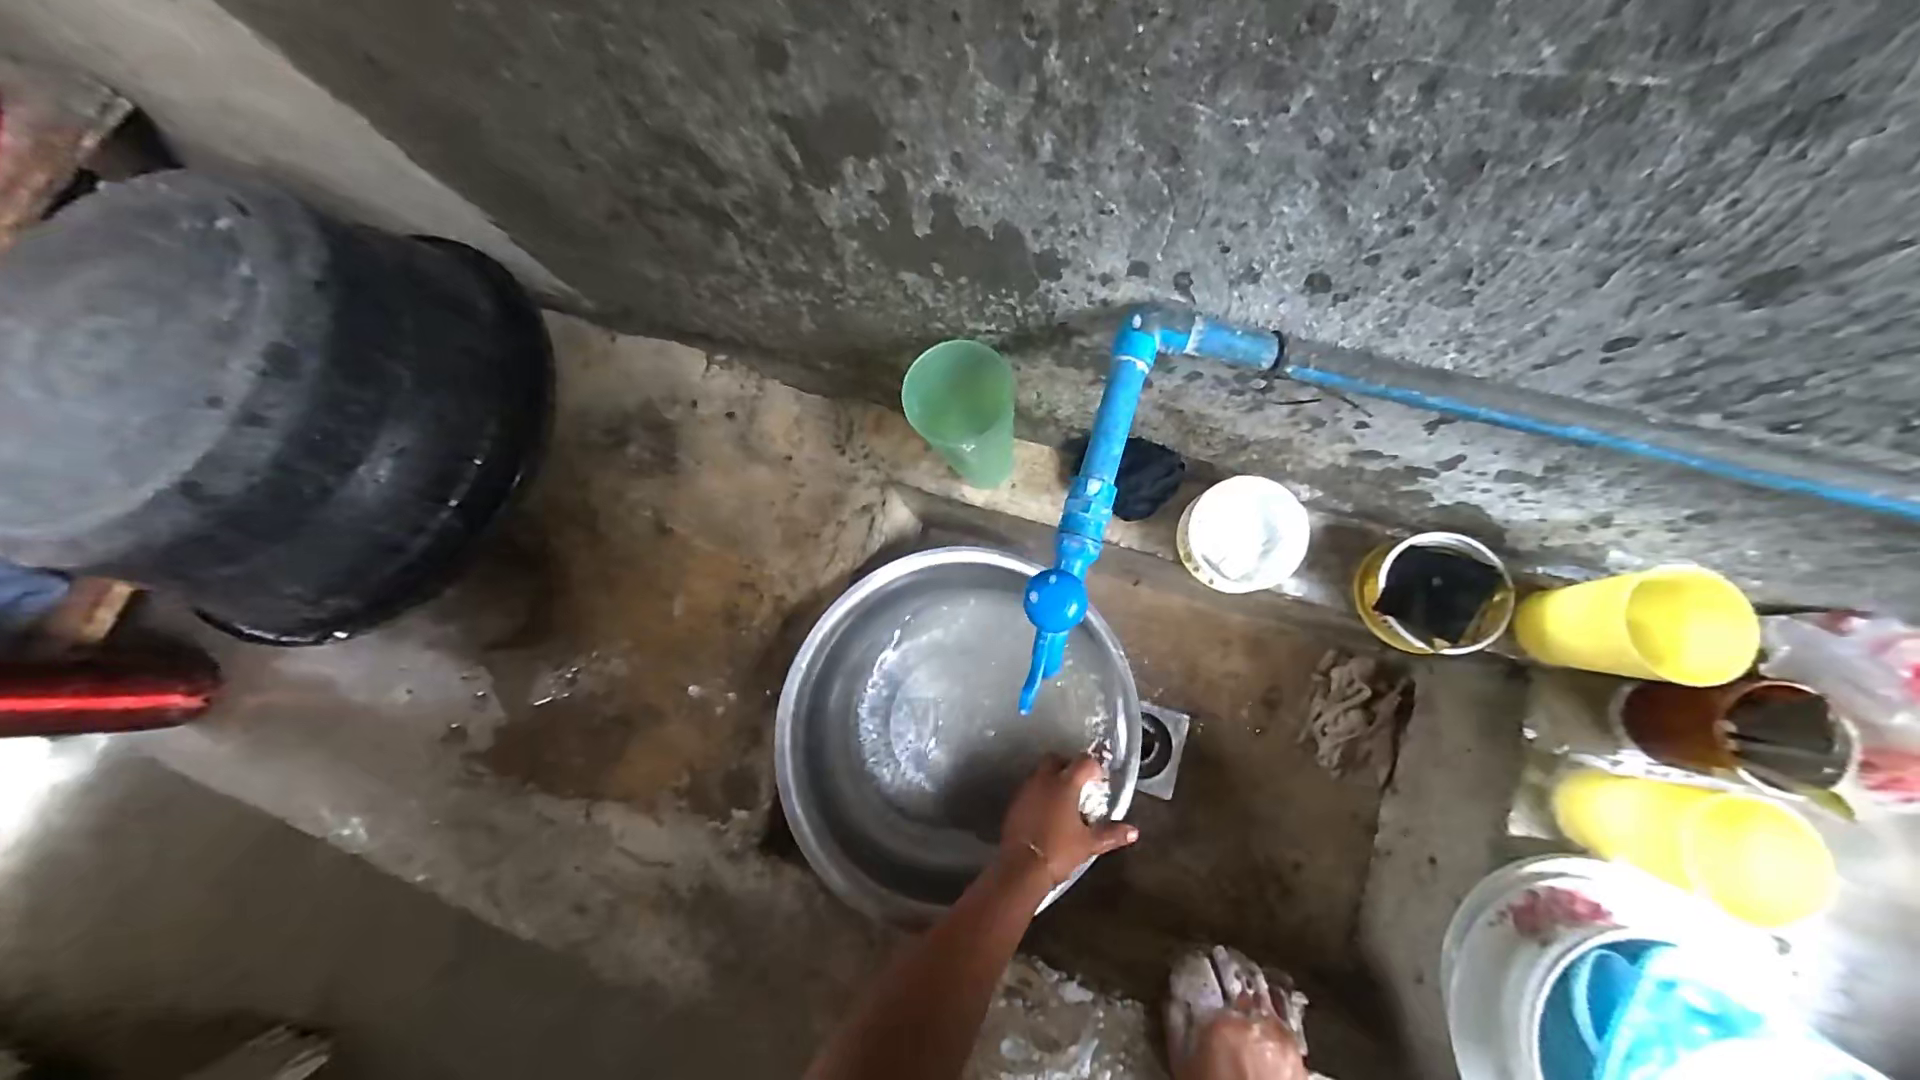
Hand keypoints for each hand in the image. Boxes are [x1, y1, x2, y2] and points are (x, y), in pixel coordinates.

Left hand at [998, 754, 1138, 886]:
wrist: (1020, 867)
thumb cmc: (1059, 851)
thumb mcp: (1088, 843)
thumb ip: (1111, 834)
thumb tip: (1133, 831)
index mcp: (1065, 784)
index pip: (1083, 762)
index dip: (1094, 767)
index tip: (1100, 779)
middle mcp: (1043, 779)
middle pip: (1056, 759)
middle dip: (1068, 766)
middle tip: (1080, 784)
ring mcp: (1026, 789)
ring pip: (1040, 773)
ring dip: (1052, 779)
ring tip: (1064, 800)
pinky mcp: (1014, 801)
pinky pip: (1029, 788)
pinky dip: (1039, 793)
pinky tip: (1046, 812)